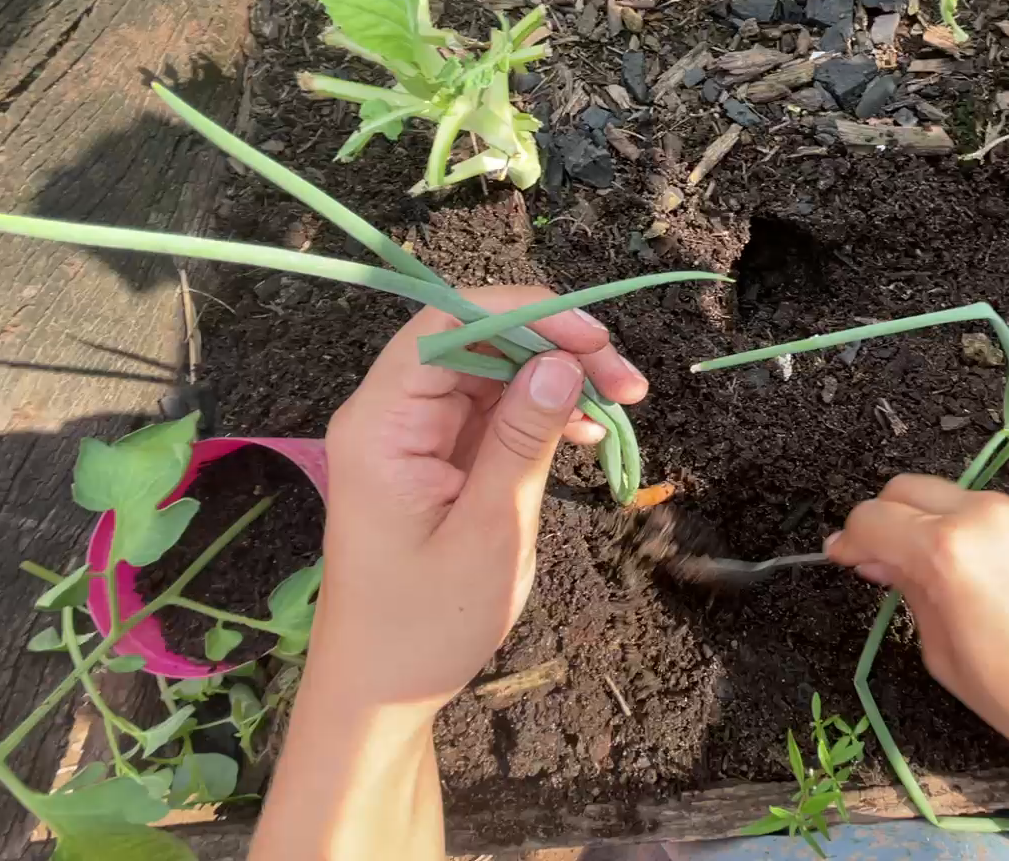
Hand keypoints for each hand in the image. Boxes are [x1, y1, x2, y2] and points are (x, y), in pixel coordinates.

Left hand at [313, 286, 647, 712]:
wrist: (384, 693)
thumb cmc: (426, 625)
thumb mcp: (489, 530)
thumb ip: (523, 440)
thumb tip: (562, 364)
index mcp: (382, 424)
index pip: (448, 324)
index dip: (525, 314)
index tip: (594, 339)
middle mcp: (395, 413)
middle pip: (479, 340)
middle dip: (556, 347)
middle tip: (626, 381)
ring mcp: (420, 432)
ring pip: (498, 370)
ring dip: (561, 378)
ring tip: (621, 404)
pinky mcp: (444, 453)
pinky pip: (501, 409)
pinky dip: (548, 411)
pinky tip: (589, 430)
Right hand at [827, 476, 1008, 860]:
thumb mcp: (946, 657)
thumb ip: (906, 592)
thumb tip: (876, 558)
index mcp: (948, 551)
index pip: (872, 517)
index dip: (851, 538)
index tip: (847, 558)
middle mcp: (985, 511)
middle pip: (907, 488)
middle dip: (889, 520)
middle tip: (894, 564)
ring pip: (958, 497)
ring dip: (942, 526)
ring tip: (967, 579)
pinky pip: (1008, 511)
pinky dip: (994, 535)